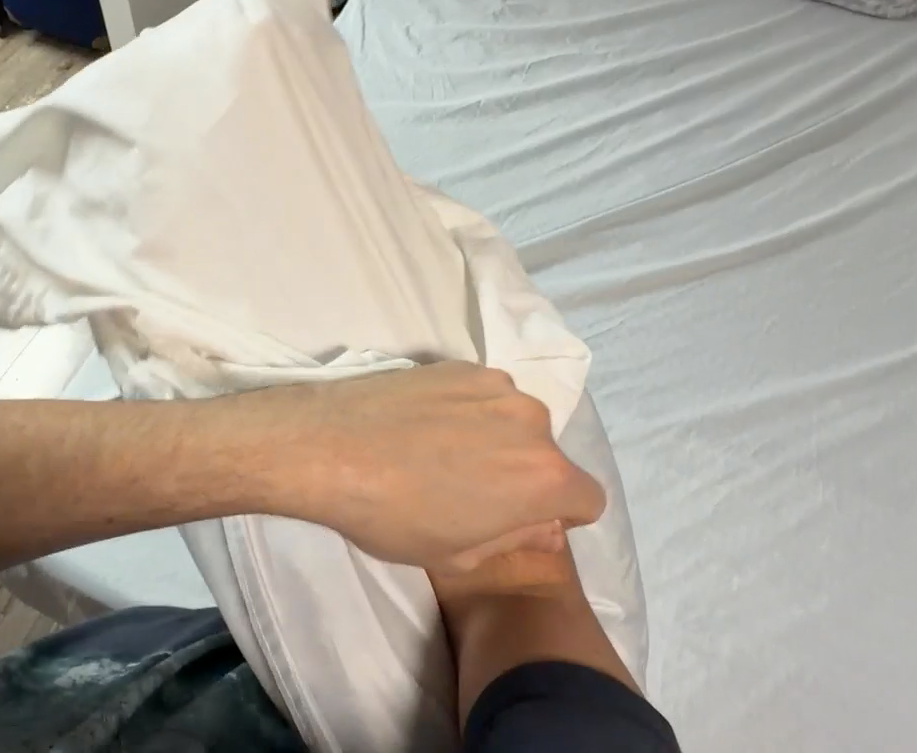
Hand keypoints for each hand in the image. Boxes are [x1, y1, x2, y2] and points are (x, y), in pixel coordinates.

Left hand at [240, 362, 605, 572]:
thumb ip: (517, 538)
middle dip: (523, 475)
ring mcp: (495, 384)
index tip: (518, 520)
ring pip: (514, 421)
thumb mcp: (459, 552)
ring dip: (495, 437)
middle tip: (470, 490)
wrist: (329, 444)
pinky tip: (424, 424)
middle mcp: (532, 421)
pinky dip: (467, 409)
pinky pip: (482, 394)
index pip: (587, 500)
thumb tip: (548, 527)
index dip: (558, 516)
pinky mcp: (460, 363)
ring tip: (440, 452)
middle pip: (548, 455)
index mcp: (544, 476)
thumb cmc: (394, 515)